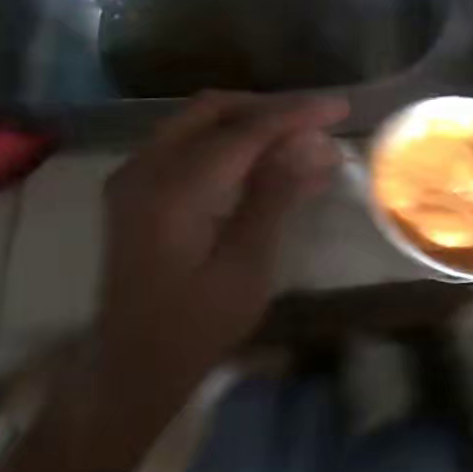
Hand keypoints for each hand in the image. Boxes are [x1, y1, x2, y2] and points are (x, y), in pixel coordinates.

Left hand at [96, 92, 347, 387]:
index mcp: (174, 190)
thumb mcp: (247, 266)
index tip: (340, 107)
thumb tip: (314, 145)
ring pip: (196, 122)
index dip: (295, 115)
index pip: (244, 132)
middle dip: (270, 110)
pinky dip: (223, 142)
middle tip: (318, 122)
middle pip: (214, 111)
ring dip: (247, 123)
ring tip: (296, 138)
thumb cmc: (197, 326)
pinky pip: (182, 144)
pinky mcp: (133, 189)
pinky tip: (258, 160)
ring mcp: (132, 176)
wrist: (133, 364)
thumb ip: (275, 197)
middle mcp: (145, 168)